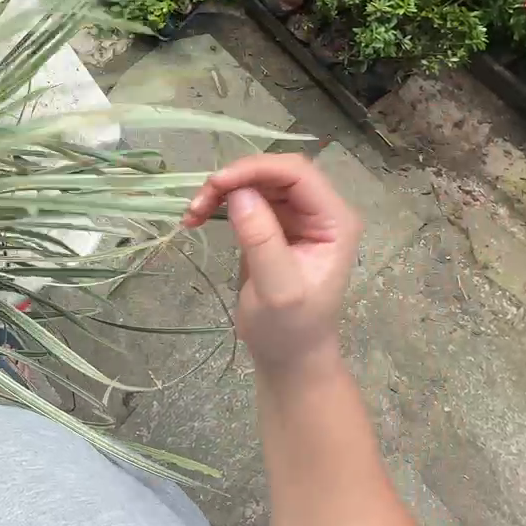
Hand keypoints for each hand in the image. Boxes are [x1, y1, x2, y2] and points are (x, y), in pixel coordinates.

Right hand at [182, 154, 361, 374]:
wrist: (287, 356)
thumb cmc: (290, 328)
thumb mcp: (277, 288)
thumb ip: (262, 240)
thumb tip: (239, 194)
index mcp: (334, 221)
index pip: (297, 173)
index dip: (256, 169)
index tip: (215, 184)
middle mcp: (318, 211)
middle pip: (273, 172)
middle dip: (234, 179)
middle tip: (197, 203)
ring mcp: (294, 217)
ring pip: (254, 182)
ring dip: (220, 191)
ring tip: (191, 214)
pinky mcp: (271, 226)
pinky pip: (243, 199)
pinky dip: (218, 203)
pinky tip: (196, 219)